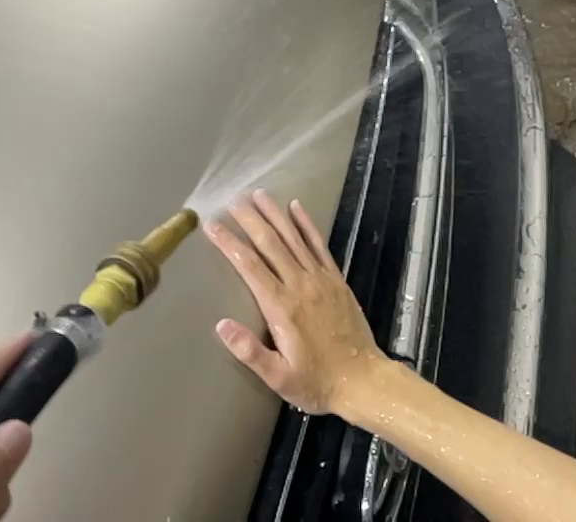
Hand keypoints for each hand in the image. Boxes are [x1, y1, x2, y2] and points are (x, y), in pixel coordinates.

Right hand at [206, 190, 389, 415]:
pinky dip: (306, 224)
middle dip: (249, 219)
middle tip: (232, 199)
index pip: (249, 266)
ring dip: (274, 214)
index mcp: (282, 307)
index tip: (212, 225)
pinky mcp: (336, 279)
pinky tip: (297, 207)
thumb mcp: (279, 378)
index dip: (229, 243)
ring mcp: (320, 279)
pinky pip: (319, 244)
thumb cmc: (317, 382)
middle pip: (270, 243)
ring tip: (258, 194)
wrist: (364, 380)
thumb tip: (221, 325)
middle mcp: (300, 285)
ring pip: (293, 238)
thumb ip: (250, 351)